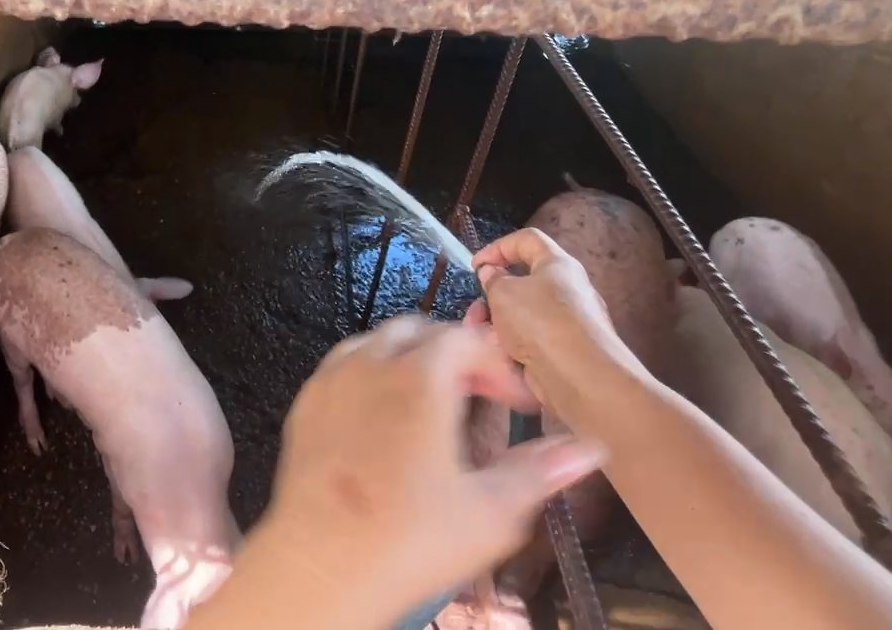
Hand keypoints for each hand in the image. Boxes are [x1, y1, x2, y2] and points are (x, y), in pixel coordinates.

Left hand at [220, 316, 603, 629]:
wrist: (322, 560)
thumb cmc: (413, 537)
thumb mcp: (492, 510)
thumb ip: (539, 470)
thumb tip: (586, 449)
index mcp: (416, 378)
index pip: (462, 338)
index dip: (497, 363)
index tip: (519, 403)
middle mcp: (367, 364)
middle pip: (415, 330)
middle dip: (453, 352)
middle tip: (479, 395)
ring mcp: (329, 380)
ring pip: (374, 342)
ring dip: (409, 359)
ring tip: (435, 405)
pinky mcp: (305, 403)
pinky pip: (341, 367)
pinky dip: (370, 374)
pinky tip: (385, 417)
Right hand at [468, 227, 648, 427]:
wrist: (580, 375)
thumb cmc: (539, 321)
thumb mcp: (502, 291)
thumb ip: (492, 278)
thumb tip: (493, 274)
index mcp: (557, 265)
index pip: (527, 239)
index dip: (497, 247)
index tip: (477, 266)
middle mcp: (568, 289)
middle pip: (524, 280)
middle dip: (494, 293)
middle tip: (478, 307)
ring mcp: (569, 320)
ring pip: (524, 312)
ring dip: (497, 320)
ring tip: (482, 335)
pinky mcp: (566, 348)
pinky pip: (533, 336)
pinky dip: (513, 341)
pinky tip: (499, 352)